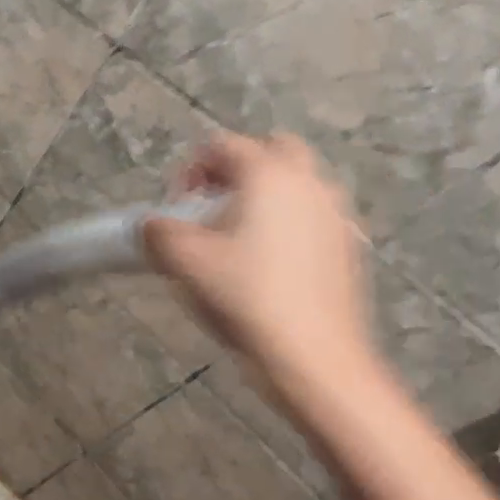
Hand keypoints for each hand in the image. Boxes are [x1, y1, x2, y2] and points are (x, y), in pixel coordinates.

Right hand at [143, 132, 378, 390]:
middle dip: (236, 171)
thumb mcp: (180, 259)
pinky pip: (311, 218)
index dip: (189, 169)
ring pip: (296, 185)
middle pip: (272, 151)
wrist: (311, 354)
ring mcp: (335, 215)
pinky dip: (286, 226)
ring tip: (234, 239)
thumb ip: (156, 231)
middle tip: (209, 207)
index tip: (176, 206)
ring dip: (263, 198)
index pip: (222, 145)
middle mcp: (308, 184)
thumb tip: (151, 225)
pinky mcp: (347, 247)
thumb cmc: (243, 295)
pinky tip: (264, 266)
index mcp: (268, 175)